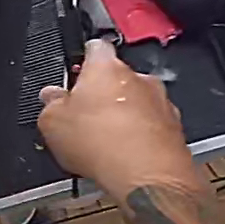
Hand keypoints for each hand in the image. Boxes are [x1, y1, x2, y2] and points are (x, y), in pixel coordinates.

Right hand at [37, 40, 199, 195]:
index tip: (75, 72)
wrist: (147, 176)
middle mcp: (137, 78)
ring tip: (102, 143)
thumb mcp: (52, 123)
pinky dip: (139, 135)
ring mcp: (160, 102)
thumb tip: (50, 98)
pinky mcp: (174, 127)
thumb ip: (50, 103)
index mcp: (106, 67)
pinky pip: (151, 125)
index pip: (95, 47)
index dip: (83, 58)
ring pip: (135, 102)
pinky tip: (122, 155)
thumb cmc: (102, 143)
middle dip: (101, 94)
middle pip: (115, 78)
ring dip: (122, 116)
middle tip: (82, 116)